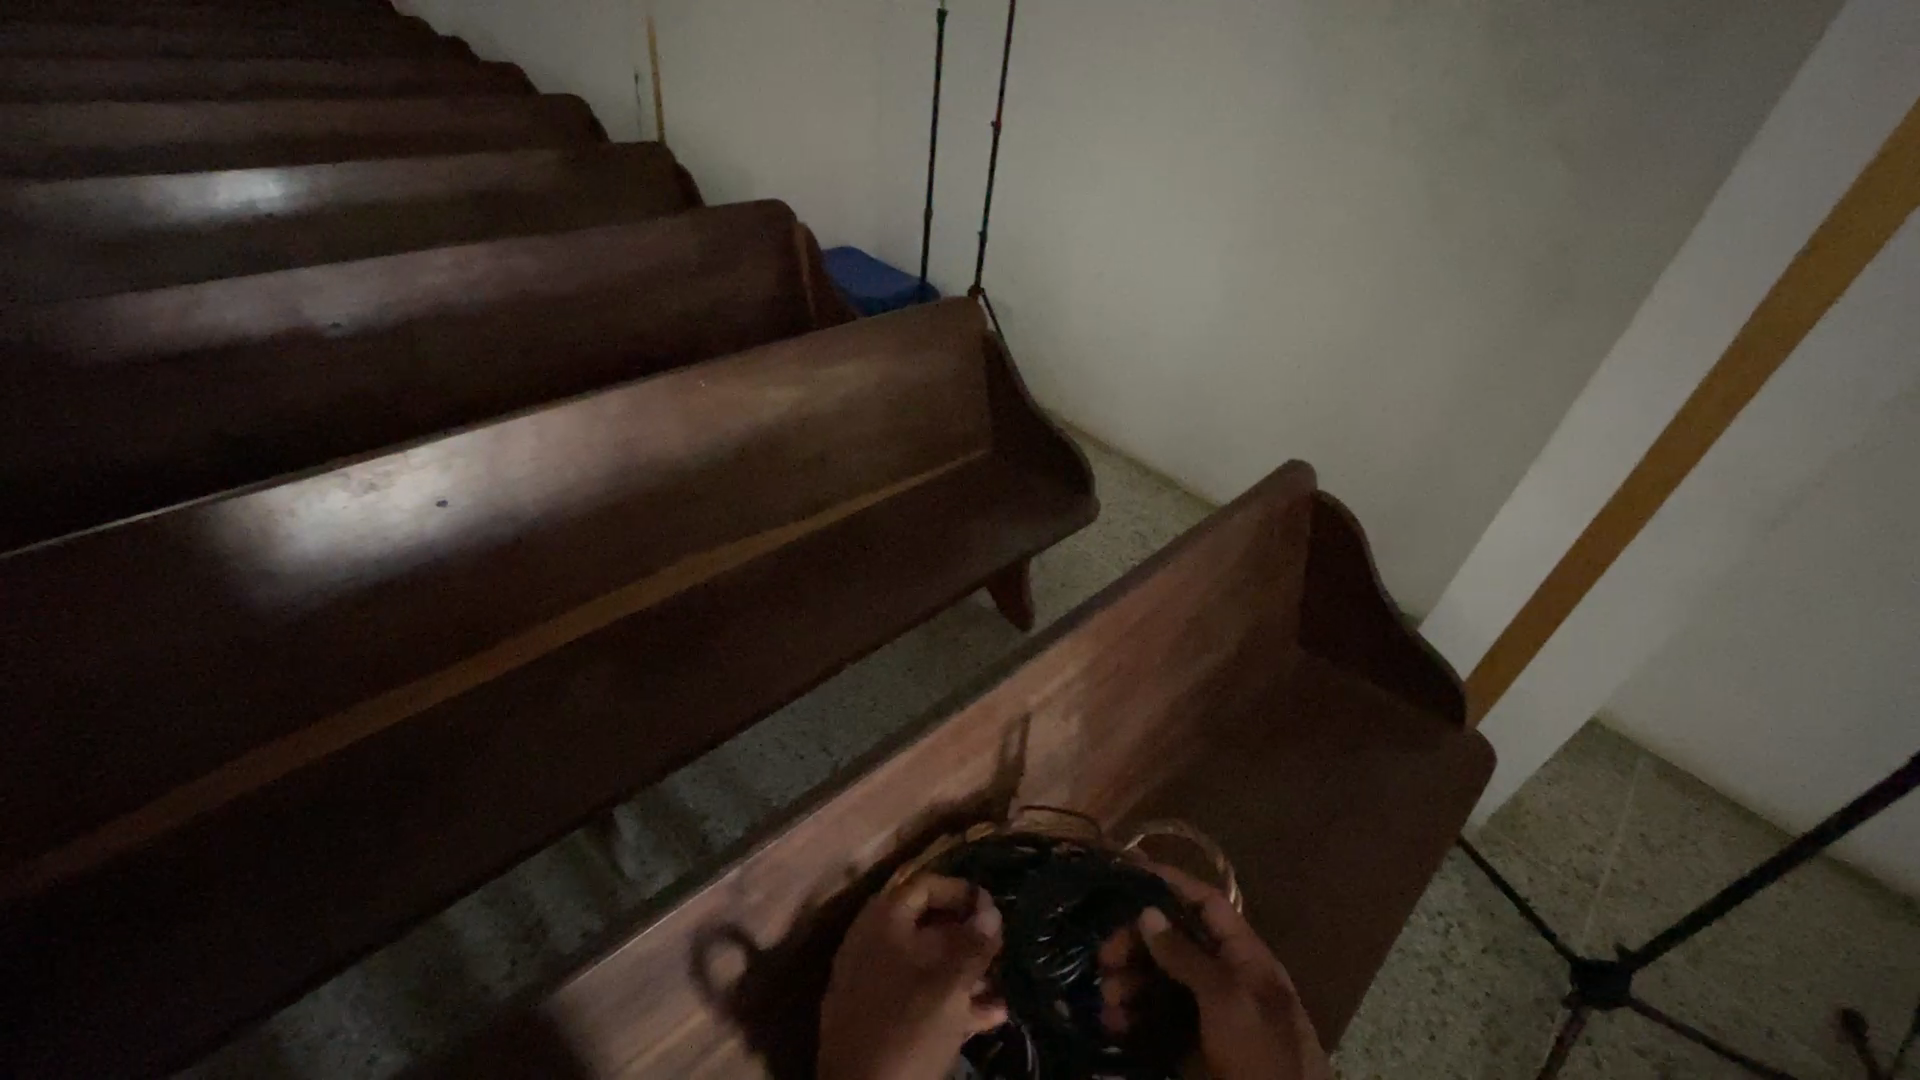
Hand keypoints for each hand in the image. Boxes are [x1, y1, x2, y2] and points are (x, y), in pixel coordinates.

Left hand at [818, 873, 1007, 1079]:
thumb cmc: (908, 1027)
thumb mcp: (950, 984)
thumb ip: (974, 944)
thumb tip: (992, 909)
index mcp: (882, 923)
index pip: (923, 886)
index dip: (960, 891)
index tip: (993, 906)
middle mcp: (872, 946)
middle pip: (926, 927)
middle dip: (968, 936)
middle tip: (1002, 947)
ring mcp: (873, 986)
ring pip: (926, 966)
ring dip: (966, 972)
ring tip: (1002, 985)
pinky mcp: (880, 1022)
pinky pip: (919, 998)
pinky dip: (953, 1001)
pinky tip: (991, 1016)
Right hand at [1105, 863, 1329, 1079]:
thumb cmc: (1263, 1058)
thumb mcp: (1227, 1001)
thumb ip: (1186, 956)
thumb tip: (1148, 911)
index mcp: (1244, 958)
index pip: (1207, 904)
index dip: (1173, 883)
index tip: (1131, 870)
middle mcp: (1224, 978)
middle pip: (1174, 942)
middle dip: (1136, 943)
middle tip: (1105, 957)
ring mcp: (1206, 1015)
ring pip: (1158, 981)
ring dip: (1127, 982)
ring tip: (1107, 1000)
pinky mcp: (1190, 1049)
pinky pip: (1153, 1020)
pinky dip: (1130, 1018)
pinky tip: (1112, 1024)